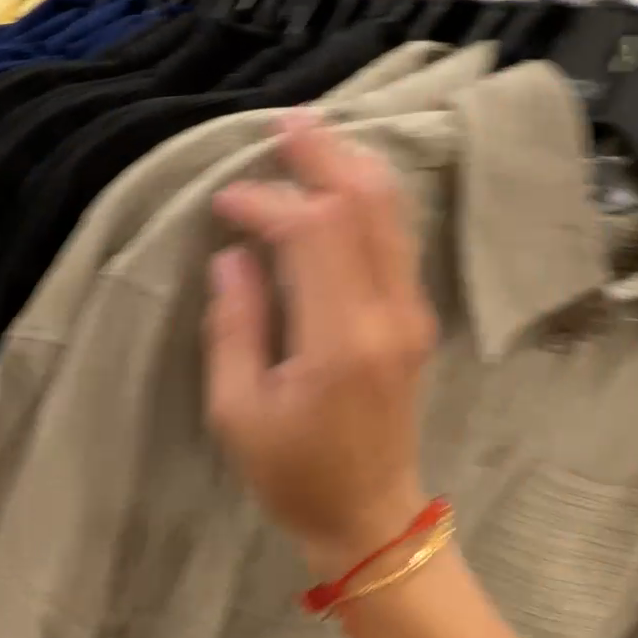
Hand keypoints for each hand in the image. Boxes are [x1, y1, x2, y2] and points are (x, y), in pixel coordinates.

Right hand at [203, 111, 436, 572]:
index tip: (224, 201)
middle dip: (324, 156)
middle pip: (366, 204)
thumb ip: (234, 327)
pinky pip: (394, 240)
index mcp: (340, 340)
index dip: (266, 204)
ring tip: (312, 138)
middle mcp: (389, 314)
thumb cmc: (292, 474)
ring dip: (350, 169)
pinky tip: (339, 188)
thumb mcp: (238, 410)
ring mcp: (411, 314)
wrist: (368, 515)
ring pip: (390, 215)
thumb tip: (232, 258)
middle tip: (284, 123)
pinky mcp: (413, 321)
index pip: (312, 234)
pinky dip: (365, 202)